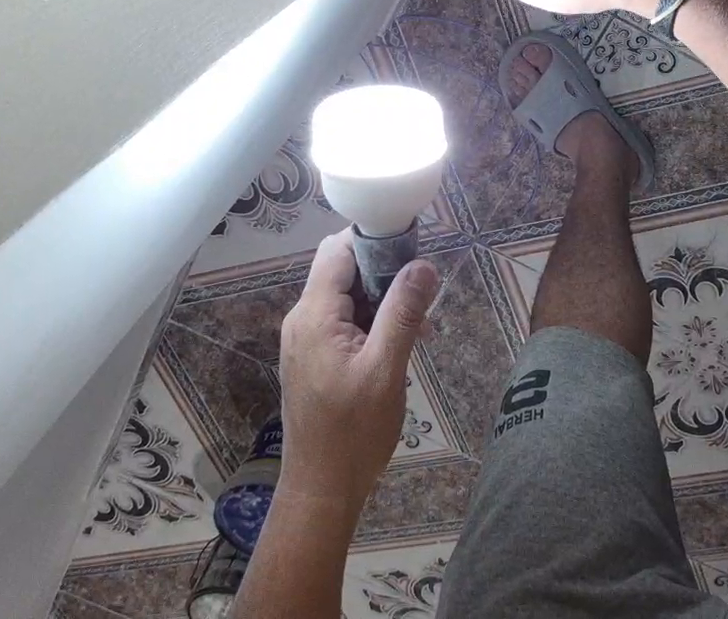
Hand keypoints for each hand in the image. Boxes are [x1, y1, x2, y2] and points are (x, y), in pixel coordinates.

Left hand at [275, 230, 439, 513]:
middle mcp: (303, 318)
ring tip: (419, 326)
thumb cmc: (354, 432)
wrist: (321, 488)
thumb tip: (424, 264)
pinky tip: (400, 343)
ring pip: (347, 294)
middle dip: (385, 270)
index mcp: (314, 315)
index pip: (339, 250)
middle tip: (422, 292)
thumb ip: (403, 312)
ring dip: (384, 298)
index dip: (375, 239)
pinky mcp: (314, 355)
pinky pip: (344, 319)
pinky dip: (373, 319)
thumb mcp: (386, 369)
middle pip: (343, 268)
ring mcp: (306, 338)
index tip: (413, 247)